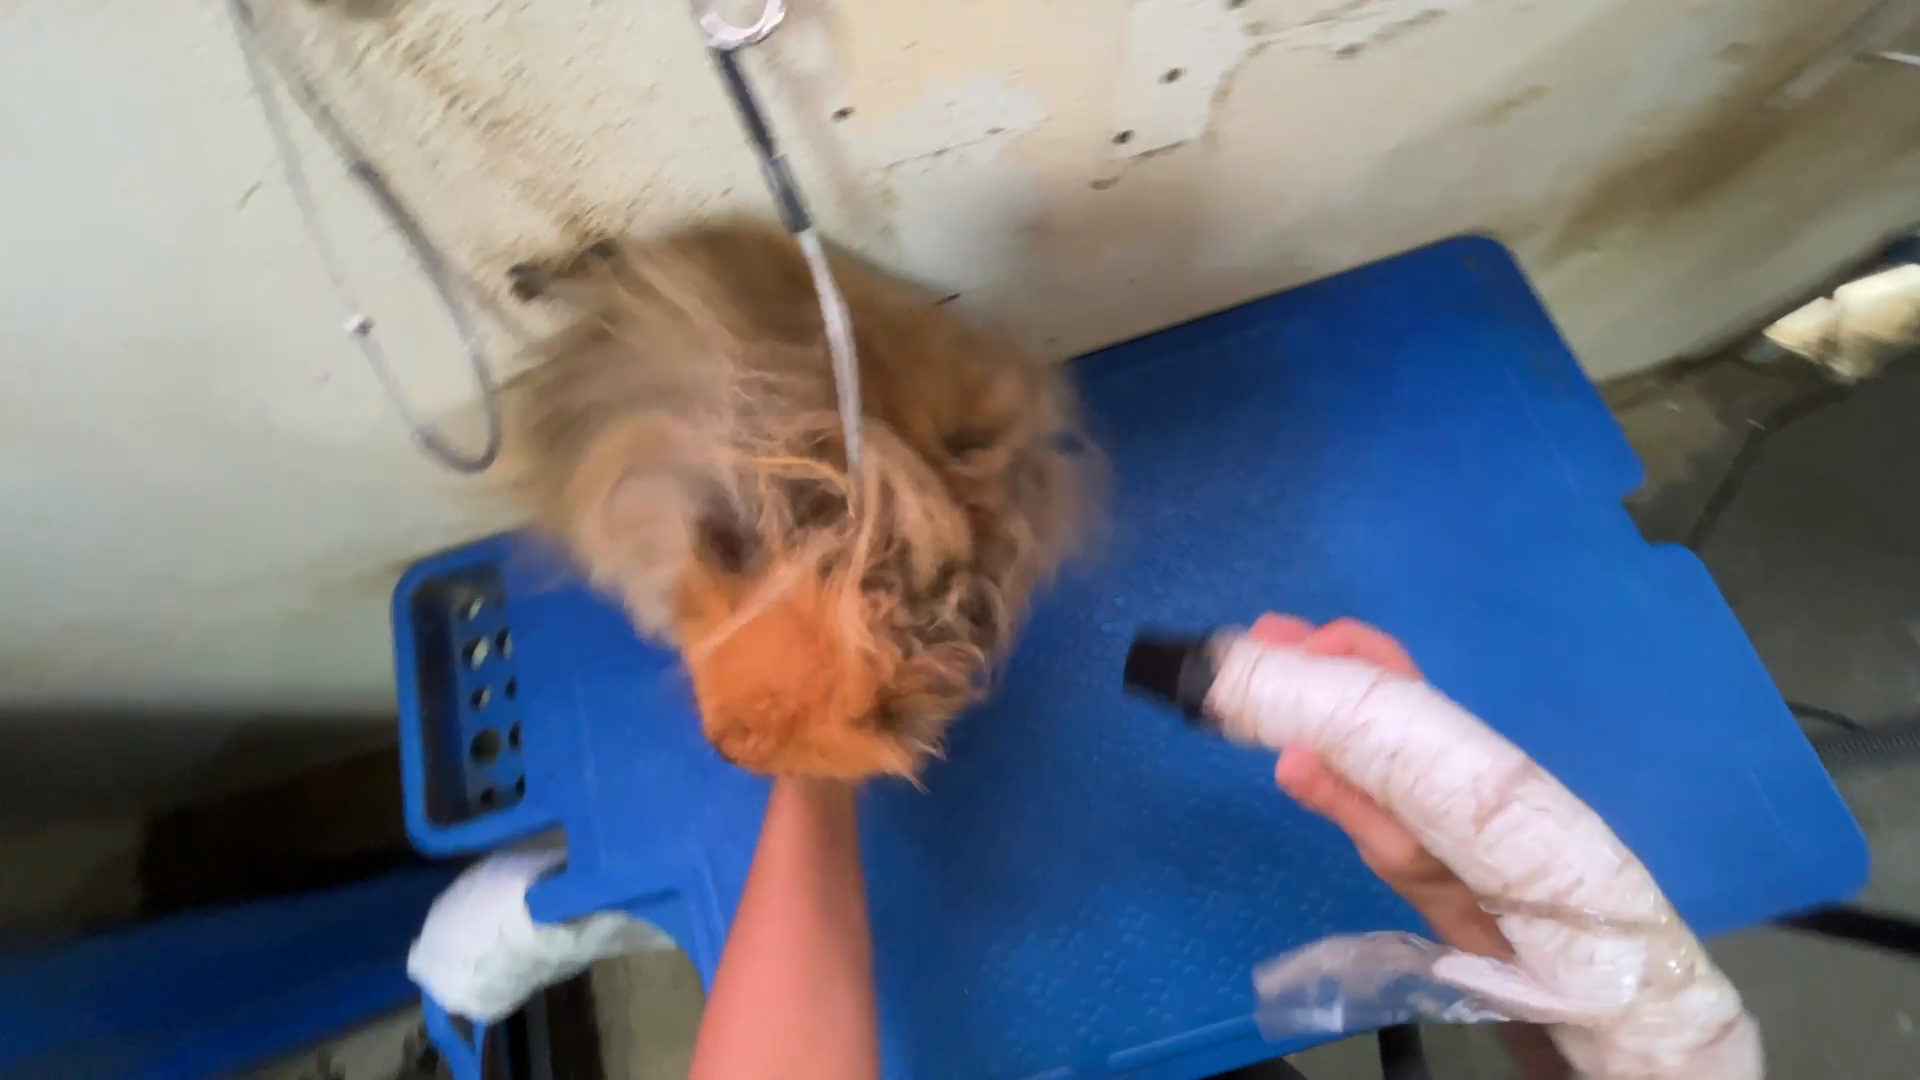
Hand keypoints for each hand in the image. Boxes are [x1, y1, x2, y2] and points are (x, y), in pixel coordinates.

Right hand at [1254, 615, 1573, 1078]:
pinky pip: (1345, 737)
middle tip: (1256, 640)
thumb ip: (1351, 807)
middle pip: (1363, 672)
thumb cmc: (1473, 898)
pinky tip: (1276, 718)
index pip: (1388, 668)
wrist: (1521, 950)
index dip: (1339, 648)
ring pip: (1353, 700)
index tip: (1290, 644)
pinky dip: (1307, 715)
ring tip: (1254, 664)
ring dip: (1304, 677)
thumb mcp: (1405, 857)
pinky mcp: (1387, 785)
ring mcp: (1404, 759)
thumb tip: (1286, 759)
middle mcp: (1421, 736)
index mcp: (1436, 738)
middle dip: (1308, 652)